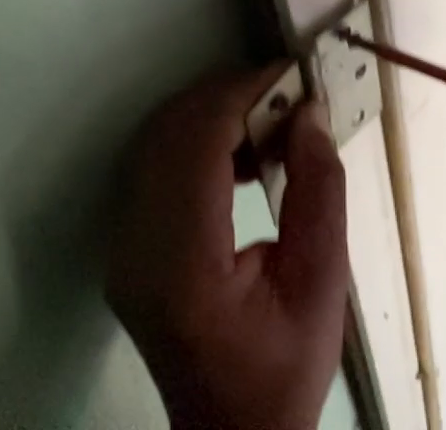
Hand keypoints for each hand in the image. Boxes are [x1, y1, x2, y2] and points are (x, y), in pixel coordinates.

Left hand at [107, 64, 348, 429]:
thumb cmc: (285, 369)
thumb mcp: (323, 284)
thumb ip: (319, 192)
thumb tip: (310, 113)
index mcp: (183, 265)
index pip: (197, 147)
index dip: (242, 96)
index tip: (292, 76)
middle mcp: (136, 249)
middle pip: (168, 134)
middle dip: (229, 96)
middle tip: (288, 92)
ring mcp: (122, 248)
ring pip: (156, 141)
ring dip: (213, 113)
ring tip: (273, 117)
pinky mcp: (126, 247)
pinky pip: (154, 165)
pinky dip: (198, 139)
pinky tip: (243, 150)